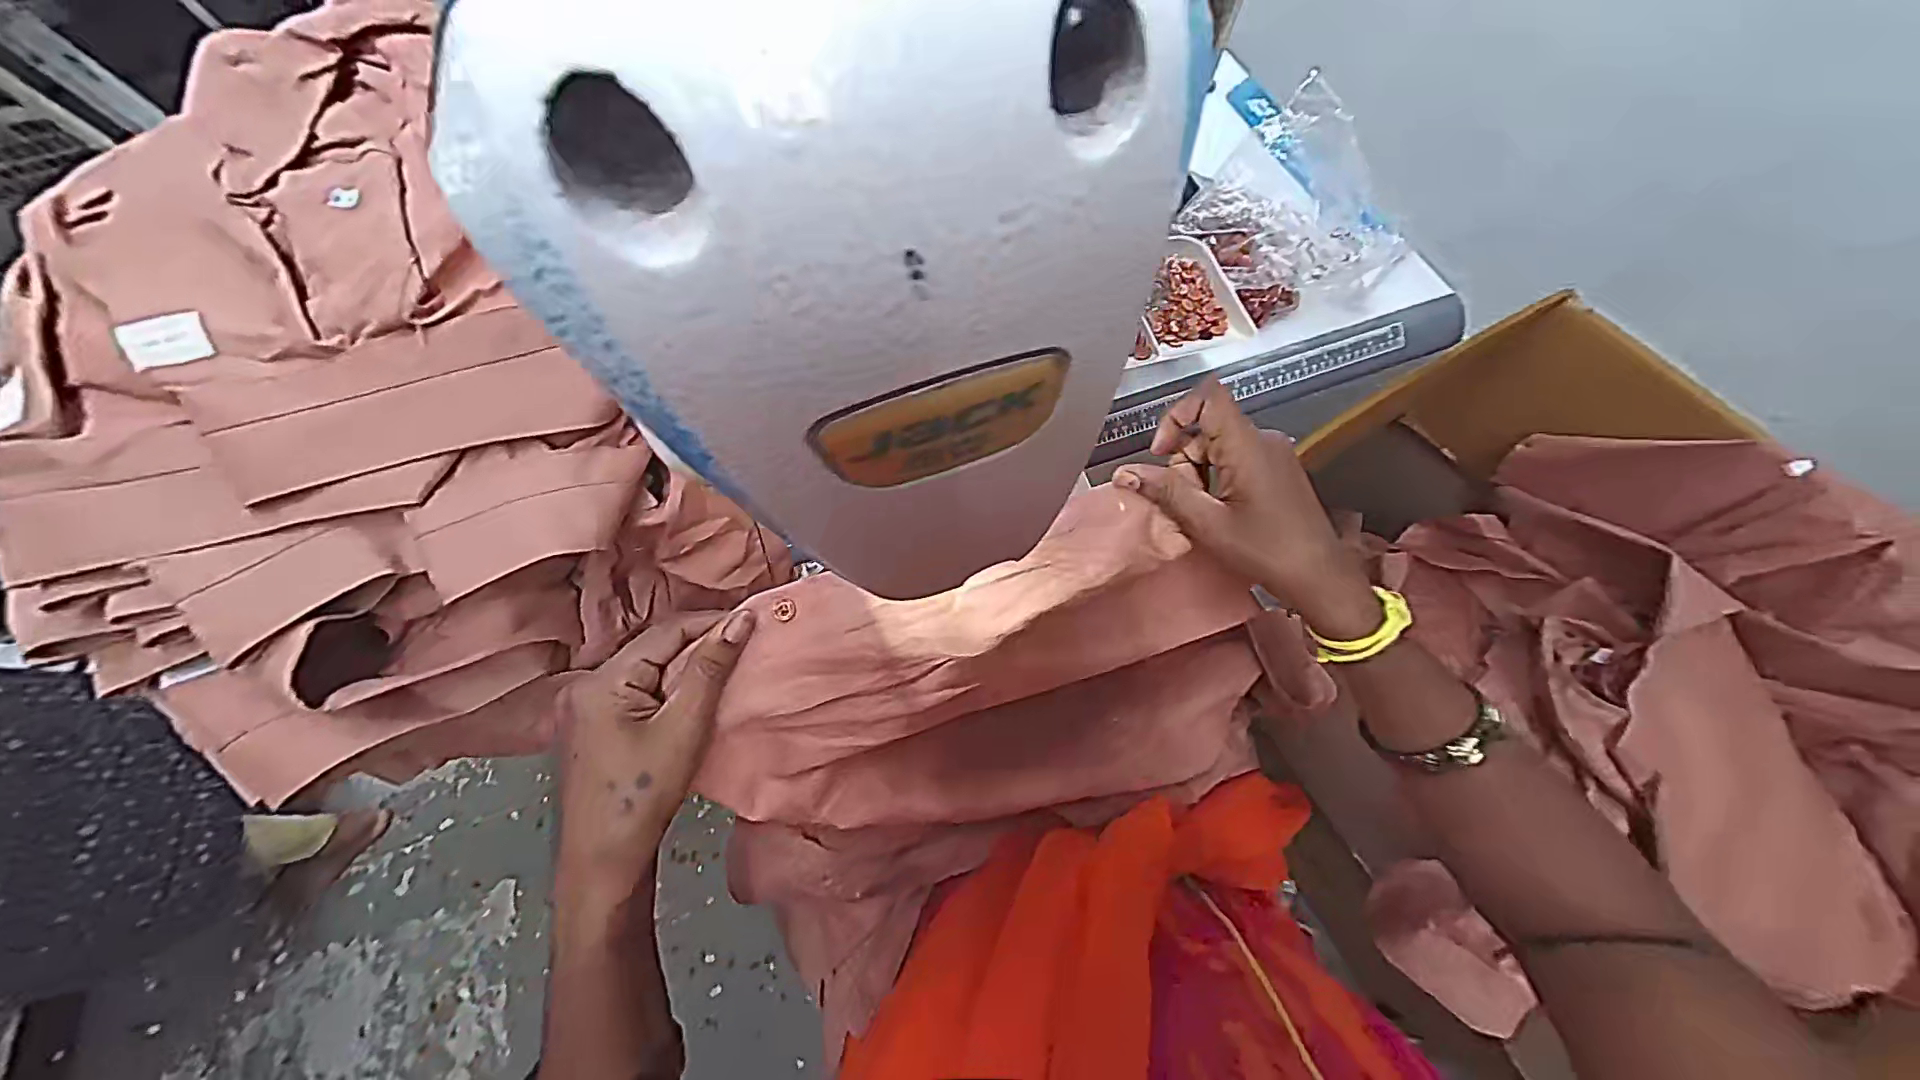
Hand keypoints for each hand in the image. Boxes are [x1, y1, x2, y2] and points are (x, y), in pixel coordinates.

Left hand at [554, 608, 755, 904]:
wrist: (603, 860)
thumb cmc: (644, 794)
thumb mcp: (686, 725)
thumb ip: (712, 667)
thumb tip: (740, 620)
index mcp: (601, 681)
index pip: (666, 632)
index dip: (710, 623)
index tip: (750, 621)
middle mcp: (585, 685)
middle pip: (654, 647)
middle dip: (700, 642)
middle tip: (743, 642)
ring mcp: (584, 705)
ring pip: (648, 667)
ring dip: (686, 664)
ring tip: (726, 664)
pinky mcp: (592, 724)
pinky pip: (638, 688)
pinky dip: (669, 685)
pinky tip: (694, 692)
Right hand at [1112, 378, 1377, 635]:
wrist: (1317, 575)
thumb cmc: (1267, 551)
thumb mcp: (1207, 523)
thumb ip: (1165, 492)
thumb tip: (1126, 473)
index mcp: (1247, 445)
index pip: (1208, 397)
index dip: (1176, 416)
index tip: (1161, 452)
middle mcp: (1262, 440)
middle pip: (1206, 427)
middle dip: (1183, 459)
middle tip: (1186, 499)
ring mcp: (1271, 454)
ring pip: (1216, 446)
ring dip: (1197, 473)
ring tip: (1205, 511)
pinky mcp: (1275, 469)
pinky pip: (1232, 459)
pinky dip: (1214, 479)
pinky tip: (1219, 511)